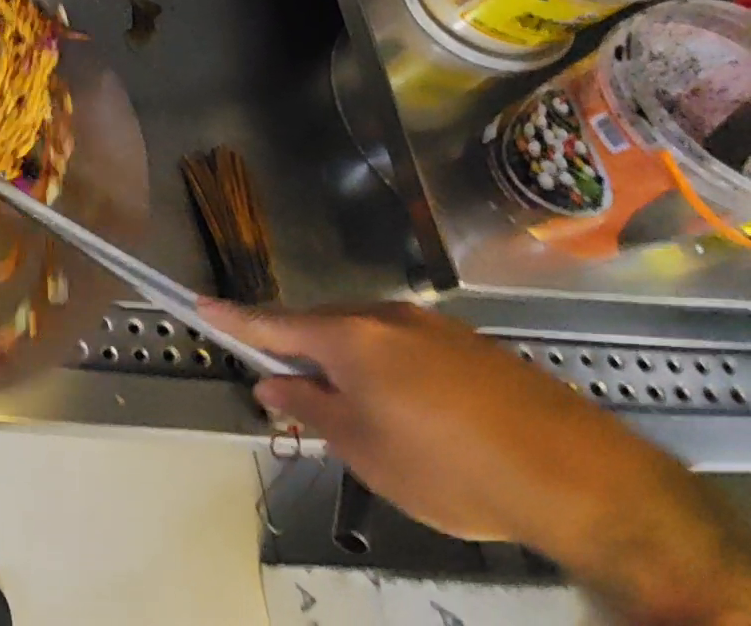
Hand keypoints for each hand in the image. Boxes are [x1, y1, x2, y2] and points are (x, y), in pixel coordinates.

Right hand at [204, 300, 750, 623]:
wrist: (588, 484)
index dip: (233, 317)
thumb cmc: (449, 468)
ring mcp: (436, 328)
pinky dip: (385, 365)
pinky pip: (405, 345)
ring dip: (344, 358)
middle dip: (296, 347)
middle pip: (320, 324)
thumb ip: (308, 408)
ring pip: (366, 334)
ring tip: (350, 404)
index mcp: (349, 339)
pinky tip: (405, 406)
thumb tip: (272, 383)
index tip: (198, 302)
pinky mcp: (475, 347)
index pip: (272, 322)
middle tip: (284, 384)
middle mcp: (388, 319)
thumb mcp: (362, 448)